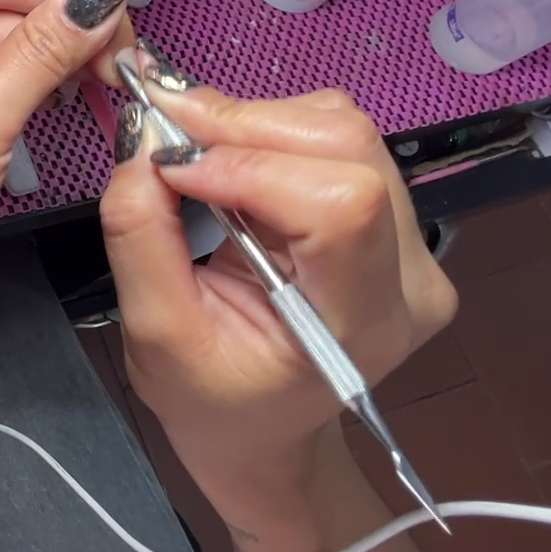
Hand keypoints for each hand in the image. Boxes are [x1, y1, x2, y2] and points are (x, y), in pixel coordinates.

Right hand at [99, 67, 456, 551]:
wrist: (260, 429)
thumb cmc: (206, 400)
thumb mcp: (152, 333)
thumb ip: (141, 237)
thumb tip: (140, 146)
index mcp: (359, 320)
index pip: (337, 204)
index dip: (246, 166)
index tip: (165, 165)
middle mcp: (410, 271)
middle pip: (344, 146)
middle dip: (240, 124)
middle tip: (160, 128)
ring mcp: (410, 240)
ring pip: (340, 130)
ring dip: (249, 122)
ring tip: (187, 149)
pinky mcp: (388, 217)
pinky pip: (331, 141)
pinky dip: (262, 132)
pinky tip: (222, 161)